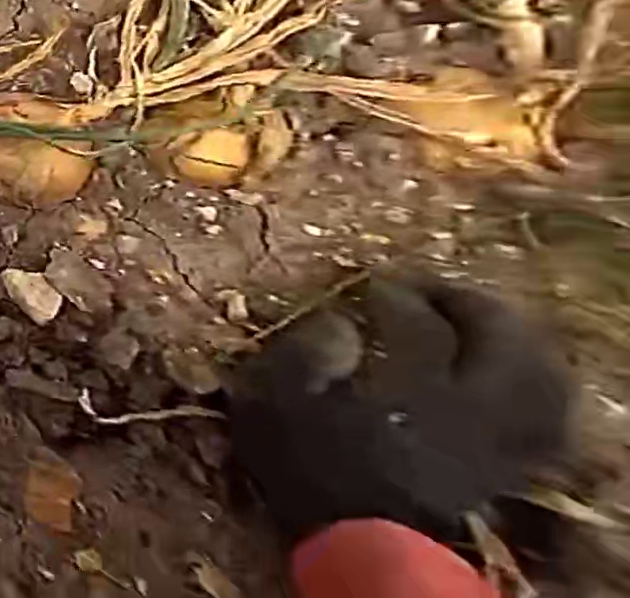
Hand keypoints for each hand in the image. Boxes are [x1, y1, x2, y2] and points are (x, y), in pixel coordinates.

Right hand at [229, 276, 569, 543]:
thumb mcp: (273, 398)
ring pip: (540, 378)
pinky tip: (503, 369)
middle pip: (505, 346)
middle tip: (433, 287)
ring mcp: (500, 439)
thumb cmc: (303, 459)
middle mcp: (472, 411)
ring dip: (512, 340)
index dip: (396, 295)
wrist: (354, 537)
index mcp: (411, 391)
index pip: (418, 325)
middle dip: (472, 307)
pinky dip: (531, 380)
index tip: (371, 281)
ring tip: (472, 318)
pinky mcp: (507, 461)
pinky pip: (544, 412)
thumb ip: (306, 353)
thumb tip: (341, 321)